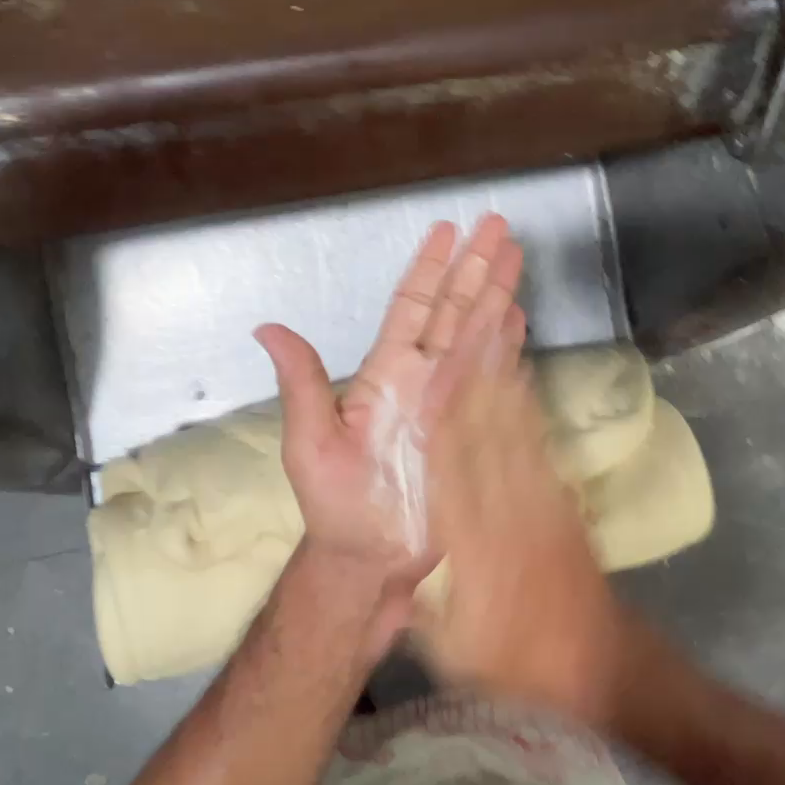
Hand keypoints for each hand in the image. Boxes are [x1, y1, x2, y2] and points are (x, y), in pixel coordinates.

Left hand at [254, 216, 523, 648]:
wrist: (370, 560)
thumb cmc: (336, 502)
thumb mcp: (310, 440)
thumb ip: (301, 382)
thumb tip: (265, 328)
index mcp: (386, 373)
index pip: (412, 307)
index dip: (429, 268)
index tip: (445, 230)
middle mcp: (423, 378)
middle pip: (454, 310)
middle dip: (476, 266)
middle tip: (499, 225)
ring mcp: (453, 403)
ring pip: (480, 336)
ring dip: (498, 295)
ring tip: (516, 257)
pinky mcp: (476, 432)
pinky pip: (496, 381)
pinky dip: (510, 349)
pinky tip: (519, 319)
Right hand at [415, 305, 627, 724]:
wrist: (603, 668)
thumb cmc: (521, 663)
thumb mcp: (458, 652)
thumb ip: (427, 605)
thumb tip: (397, 567)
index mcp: (476, 546)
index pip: (451, 472)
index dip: (441, 418)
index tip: (432, 372)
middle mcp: (510, 512)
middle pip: (487, 432)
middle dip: (476, 373)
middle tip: (469, 318)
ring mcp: (542, 502)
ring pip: (515, 426)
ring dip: (503, 373)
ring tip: (495, 324)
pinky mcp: (564, 501)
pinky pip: (541, 442)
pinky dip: (529, 403)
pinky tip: (523, 374)